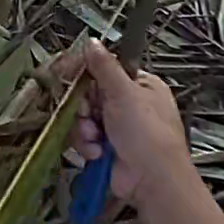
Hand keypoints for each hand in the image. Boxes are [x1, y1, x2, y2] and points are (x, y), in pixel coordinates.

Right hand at [74, 38, 195, 209]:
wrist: (154, 183)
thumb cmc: (146, 133)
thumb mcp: (124, 93)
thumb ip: (104, 66)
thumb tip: (92, 40)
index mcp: (140, 85)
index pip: (105, 69)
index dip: (85, 72)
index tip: (69, 75)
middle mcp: (128, 104)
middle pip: (89, 93)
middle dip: (84, 106)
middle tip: (88, 113)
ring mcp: (117, 128)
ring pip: (83, 116)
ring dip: (84, 127)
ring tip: (94, 138)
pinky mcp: (106, 148)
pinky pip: (84, 137)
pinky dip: (87, 144)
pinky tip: (97, 152)